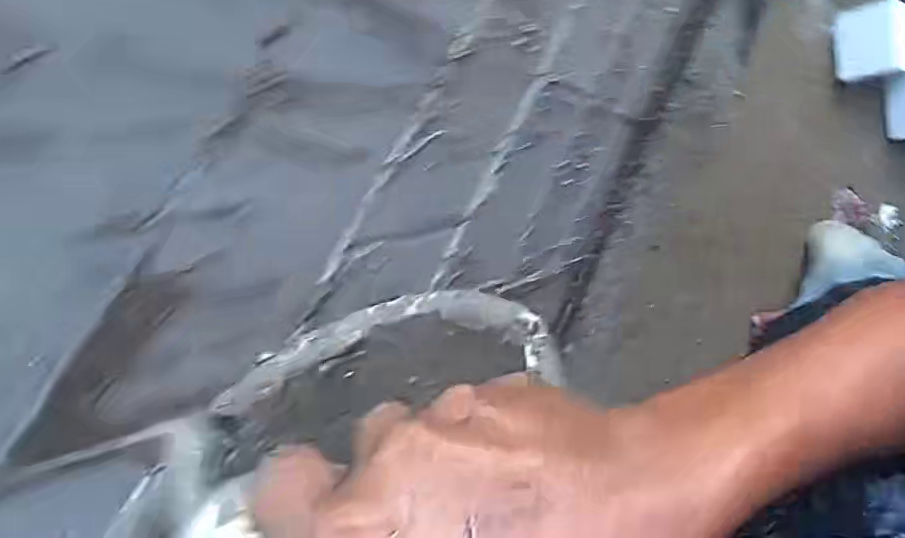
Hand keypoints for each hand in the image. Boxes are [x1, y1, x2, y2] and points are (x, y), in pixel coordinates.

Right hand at [253, 375, 702, 537]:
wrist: (625, 490)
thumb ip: (386, 530)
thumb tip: (382, 519)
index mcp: (359, 518)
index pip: (280, 487)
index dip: (294, 493)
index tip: (314, 505)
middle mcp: (400, 448)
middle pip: (365, 442)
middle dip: (382, 469)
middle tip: (423, 502)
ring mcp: (461, 404)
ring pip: (425, 416)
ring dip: (438, 441)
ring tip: (479, 476)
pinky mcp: (511, 382)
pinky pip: (476, 403)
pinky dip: (483, 423)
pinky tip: (518, 453)